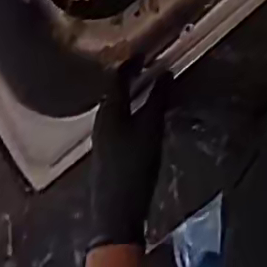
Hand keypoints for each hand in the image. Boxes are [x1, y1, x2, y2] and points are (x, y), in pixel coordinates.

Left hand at [89, 62, 171, 248]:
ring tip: (145, 89)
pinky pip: (116, 120)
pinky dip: (127, 110)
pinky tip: (138, 118)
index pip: (118, 77)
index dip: (131, 64)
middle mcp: (101, 119)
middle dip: (129, 78)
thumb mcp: (151, 128)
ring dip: (129, 95)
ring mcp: (100, 138)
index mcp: (109, 109)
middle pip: (114, 91)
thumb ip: (158, 99)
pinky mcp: (105, 152)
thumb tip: (165, 72)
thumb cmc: (134, 165)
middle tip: (146, 68)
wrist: (115, 213)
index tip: (144, 53)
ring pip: (115, 107)